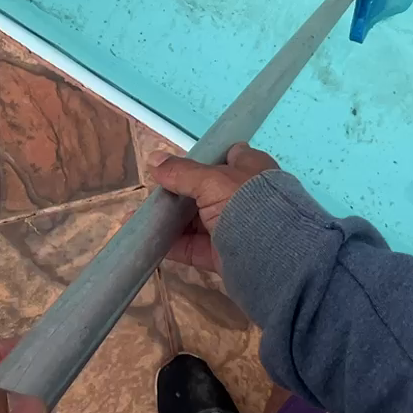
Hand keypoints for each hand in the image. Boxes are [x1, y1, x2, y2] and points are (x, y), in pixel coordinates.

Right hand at [149, 142, 278, 273]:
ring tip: (140, 218)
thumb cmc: (245, 202)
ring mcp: (234, 227)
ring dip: (171, 220)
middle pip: (207, 191)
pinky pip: (194, 247)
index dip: (203, 158)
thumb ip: (182, 172)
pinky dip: (174, 244)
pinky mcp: (225, 255)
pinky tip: (150, 241)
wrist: (271, 256)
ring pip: (197, 220)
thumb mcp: (212, 180)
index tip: (176, 164)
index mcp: (250, 169)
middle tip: (152, 194)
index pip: (228, 156)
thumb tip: (154, 159)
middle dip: (179, 193)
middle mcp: (245, 196)